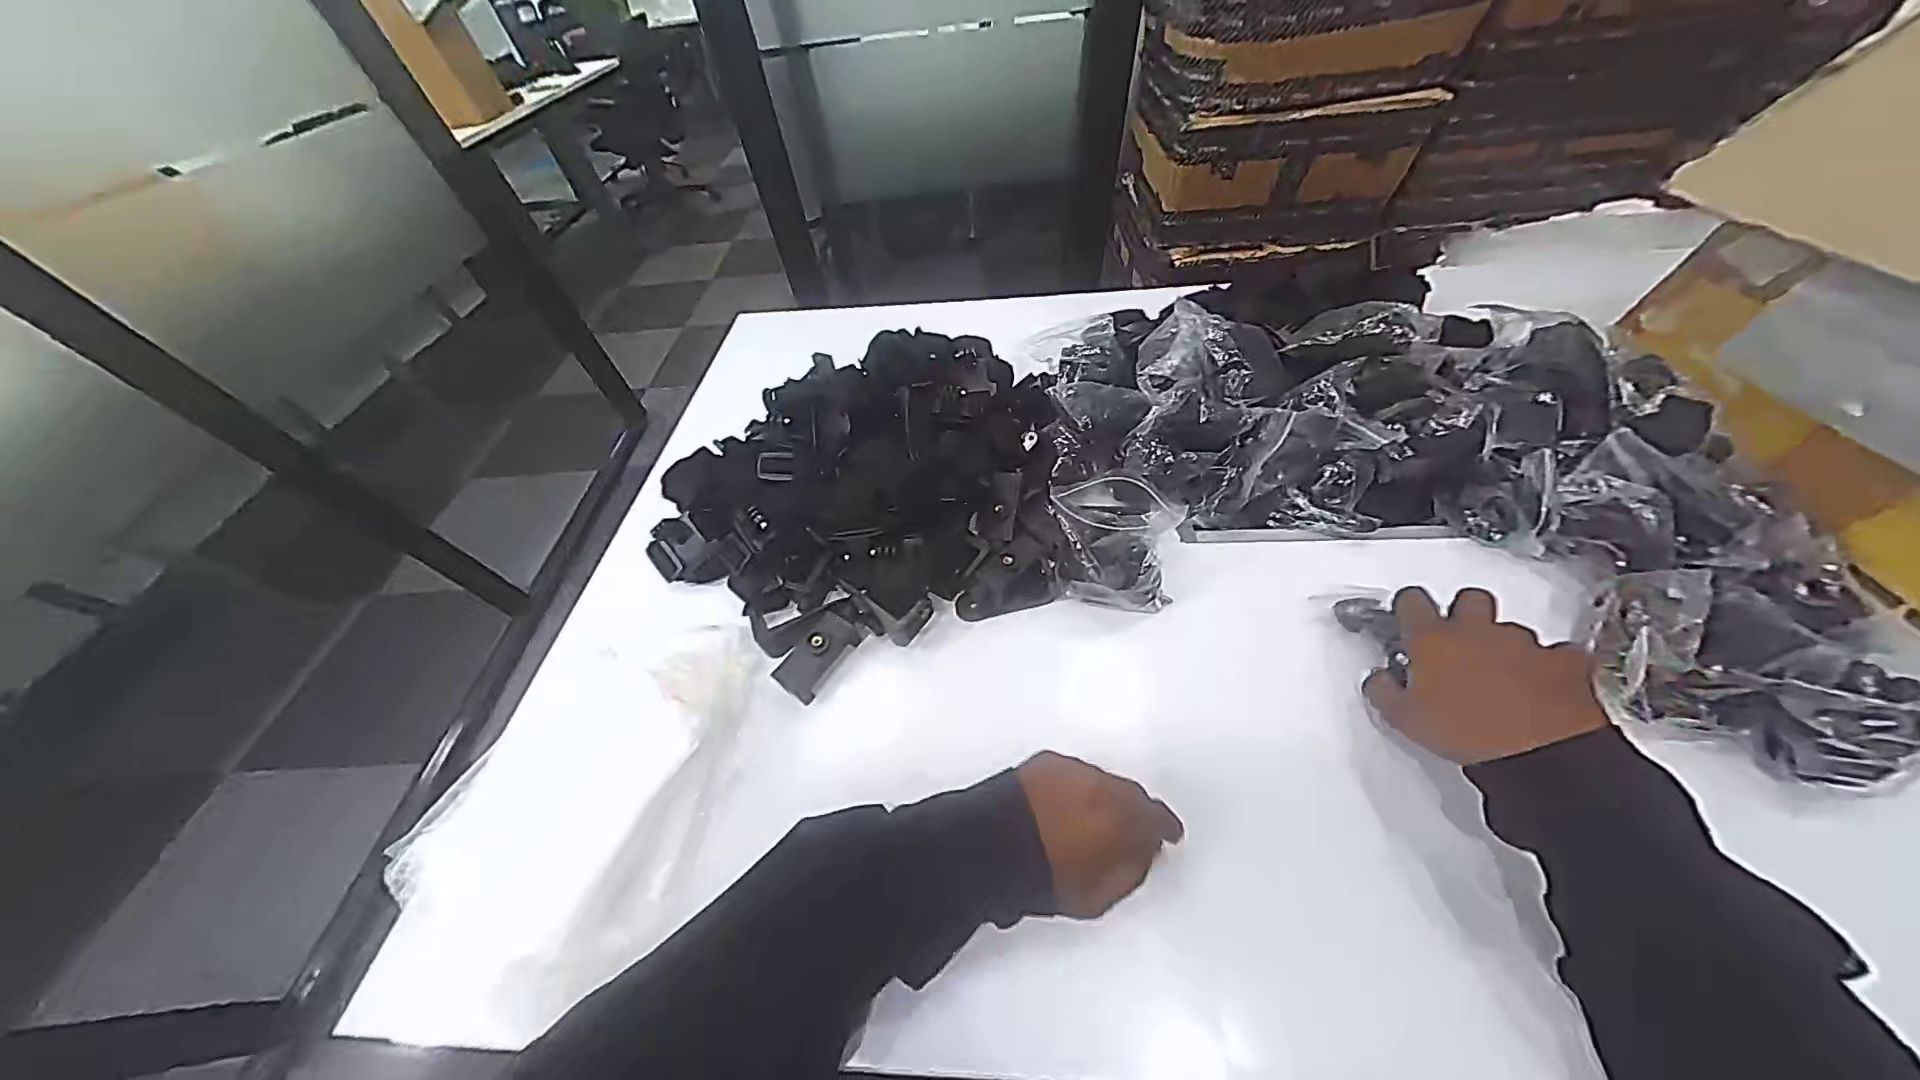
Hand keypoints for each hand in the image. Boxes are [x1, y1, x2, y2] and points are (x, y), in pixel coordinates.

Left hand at [1015, 751, 1183, 917]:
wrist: (988, 848)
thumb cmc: (1037, 875)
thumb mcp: (1097, 896)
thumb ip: (1130, 871)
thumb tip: (1142, 857)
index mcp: (1119, 817)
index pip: (1156, 818)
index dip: (1164, 829)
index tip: (1168, 835)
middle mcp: (1099, 785)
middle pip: (1131, 794)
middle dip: (1135, 812)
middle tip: (1134, 830)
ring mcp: (1071, 770)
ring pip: (1102, 781)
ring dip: (1104, 798)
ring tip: (1094, 822)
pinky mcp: (1046, 762)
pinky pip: (1074, 774)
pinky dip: (1077, 787)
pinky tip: (1069, 806)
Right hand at [1363, 586, 1608, 764]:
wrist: (1545, 754)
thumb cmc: (1470, 733)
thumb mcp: (1403, 718)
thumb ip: (1382, 690)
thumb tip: (1377, 680)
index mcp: (1431, 639)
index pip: (1411, 600)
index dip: (1408, 607)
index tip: (1408, 619)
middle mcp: (1476, 631)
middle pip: (1468, 598)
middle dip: (1462, 612)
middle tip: (1455, 639)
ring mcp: (1523, 643)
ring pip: (1510, 628)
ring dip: (1501, 645)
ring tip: (1497, 676)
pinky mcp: (1564, 662)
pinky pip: (1555, 653)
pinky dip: (1546, 665)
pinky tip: (1539, 686)